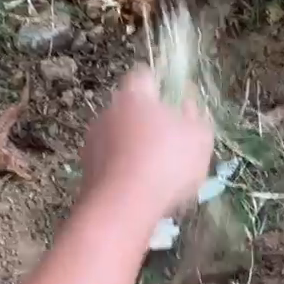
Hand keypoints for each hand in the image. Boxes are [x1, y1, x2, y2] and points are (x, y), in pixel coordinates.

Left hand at [79, 68, 214, 223]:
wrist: (121, 207)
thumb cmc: (167, 164)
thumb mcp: (199, 138)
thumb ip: (195, 116)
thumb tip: (186, 104)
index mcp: (134, 96)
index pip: (143, 75)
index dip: (158, 85)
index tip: (171, 100)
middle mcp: (107, 112)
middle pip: (128, 108)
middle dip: (145, 120)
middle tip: (167, 141)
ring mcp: (92, 142)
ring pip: (116, 136)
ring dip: (131, 147)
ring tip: (153, 171)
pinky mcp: (85, 170)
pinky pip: (108, 162)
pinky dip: (120, 169)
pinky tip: (137, 188)